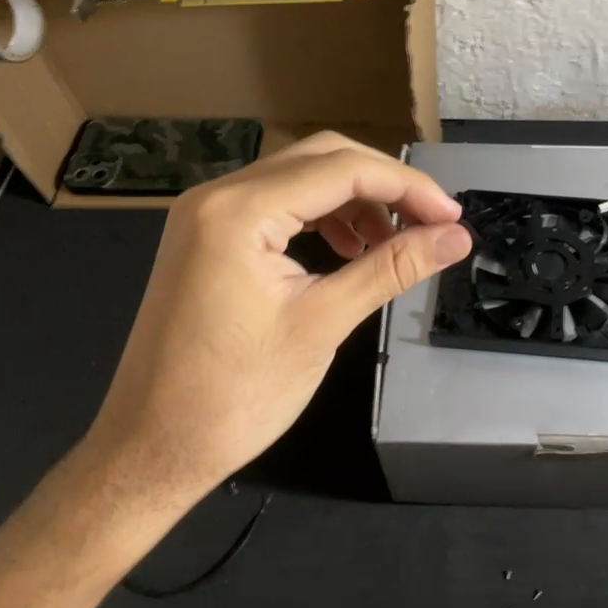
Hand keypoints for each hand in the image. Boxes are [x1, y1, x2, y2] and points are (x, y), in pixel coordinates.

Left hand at [77, 131, 471, 512]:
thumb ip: (392, 268)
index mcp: (239, 210)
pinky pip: (276, 204)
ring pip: (299, 178)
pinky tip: (348, 251)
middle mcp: (217, 194)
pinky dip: (320, 217)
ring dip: (353, 201)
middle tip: (430, 223)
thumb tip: (457, 238)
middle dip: (383, 185)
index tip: (452, 218)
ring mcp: (206, 213)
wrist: (150, 449)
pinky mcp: (205, 235)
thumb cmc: (235, 396)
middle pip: (321, 158)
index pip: (342, 170)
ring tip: (392, 244)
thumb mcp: (323, 324)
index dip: (407, 187)